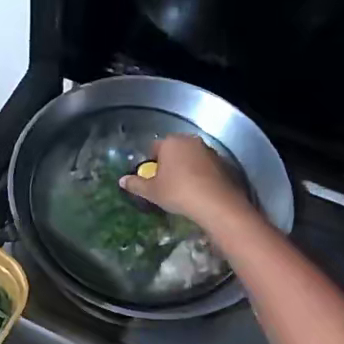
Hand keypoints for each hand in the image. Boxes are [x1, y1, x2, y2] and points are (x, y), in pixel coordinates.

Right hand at [119, 134, 251, 225]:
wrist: (215, 203)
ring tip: (183, 187)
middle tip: (165, 182)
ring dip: (185, 166)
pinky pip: (204, 164)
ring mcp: (208, 150)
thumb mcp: (151, 191)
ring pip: (190, 156)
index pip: (154, 147)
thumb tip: (122, 180)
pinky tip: (198, 188)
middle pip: (174, 149)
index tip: (151, 177)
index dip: (151, 162)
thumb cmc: (178, 192)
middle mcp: (190, 140)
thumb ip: (135, 184)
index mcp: (170, 142)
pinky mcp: (221, 161)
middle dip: (169, 162)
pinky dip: (200, 173)